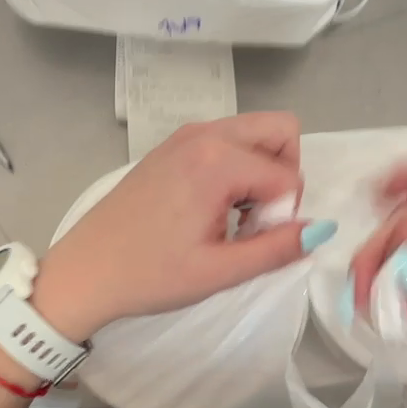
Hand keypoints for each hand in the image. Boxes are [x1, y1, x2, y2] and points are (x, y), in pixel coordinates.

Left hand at [35, 113, 332, 341]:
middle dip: (282, 176)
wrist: (85, 273)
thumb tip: (322, 231)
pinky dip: (233, 169)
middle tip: (253, 221)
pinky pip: (224, 142)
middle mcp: (204, 134)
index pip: (288, 175)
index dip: (283, 214)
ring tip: (230, 220)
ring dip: (258, 172)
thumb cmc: (150, 275)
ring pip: (252, 134)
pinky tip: (209, 211)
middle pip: (279, 131)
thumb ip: (277, 249)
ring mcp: (183, 136)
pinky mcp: (169, 147)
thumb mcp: (219, 271)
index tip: (252, 242)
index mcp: (217, 160)